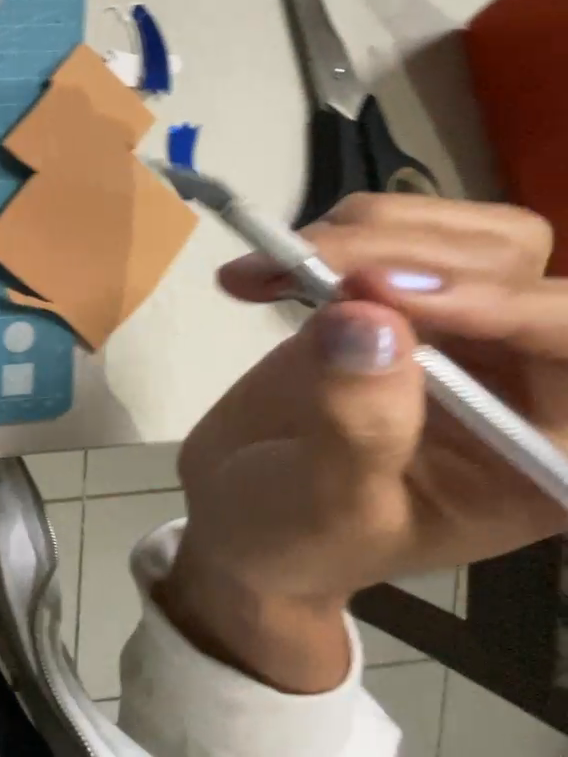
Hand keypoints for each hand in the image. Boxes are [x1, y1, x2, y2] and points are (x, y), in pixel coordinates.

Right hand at [158, 194, 567, 691]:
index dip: (495, 302)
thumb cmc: (294, 536)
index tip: (373, 292)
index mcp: (548, 441)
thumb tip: (362, 321)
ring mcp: (451, 335)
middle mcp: (521, 377)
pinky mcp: (380, 309)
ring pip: (454, 236)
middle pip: (510, 265)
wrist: (236, 514)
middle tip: (304, 266)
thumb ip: (358, 424)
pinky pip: (380, 239)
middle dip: (402, 254)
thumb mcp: (328, 504)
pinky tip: (254, 277)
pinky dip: (313, 238)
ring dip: (357, 235)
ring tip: (269, 267)